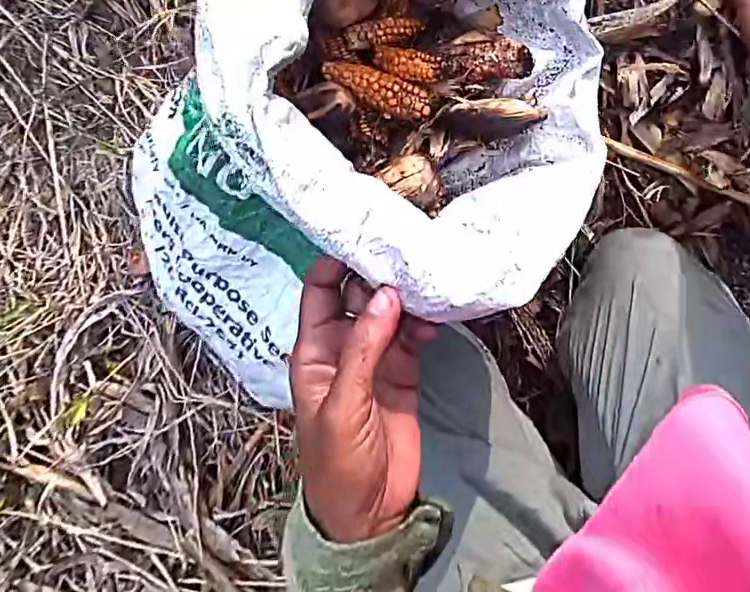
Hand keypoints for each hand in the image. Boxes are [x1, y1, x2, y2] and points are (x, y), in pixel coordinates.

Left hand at [290, 257, 437, 542]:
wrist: (371, 511)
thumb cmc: (338, 464)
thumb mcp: (343, 407)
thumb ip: (363, 349)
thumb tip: (387, 294)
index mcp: (315, 348)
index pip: (320, 289)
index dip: (337, 261)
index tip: (365, 237)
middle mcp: (344, 342)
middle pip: (360, 290)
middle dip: (381, 273)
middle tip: (408, 258)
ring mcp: (376, 352)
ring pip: (390, 306)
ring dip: (407, 296)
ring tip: (426, 288)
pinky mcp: (403, 364)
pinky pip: (413, 329)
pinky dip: (425, 320)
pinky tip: (434, 323)